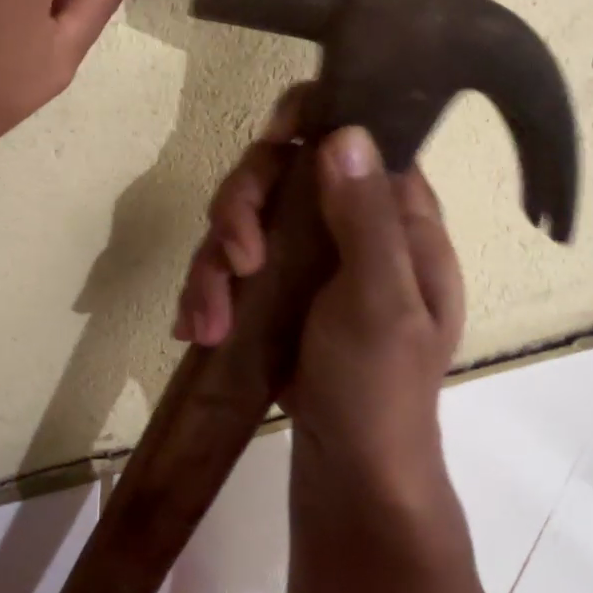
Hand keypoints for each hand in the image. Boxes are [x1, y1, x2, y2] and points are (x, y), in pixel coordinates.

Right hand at [174, 88, 464, 492]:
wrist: (348, 469)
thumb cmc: (381, 388)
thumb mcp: (381, 303)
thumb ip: (365, 218)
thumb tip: (344, 131)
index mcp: (394, 218)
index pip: (354, 134)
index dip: (308, 123)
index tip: (271, 142)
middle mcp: (346, 225)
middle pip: (276, 171)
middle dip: (241, 211)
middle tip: (237, 261)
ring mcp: (304, 258)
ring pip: (240, 220)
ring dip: (213, 266)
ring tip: (211, 321)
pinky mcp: (269, 290)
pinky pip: (224, 266)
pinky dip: (206, 294)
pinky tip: (198, 330)